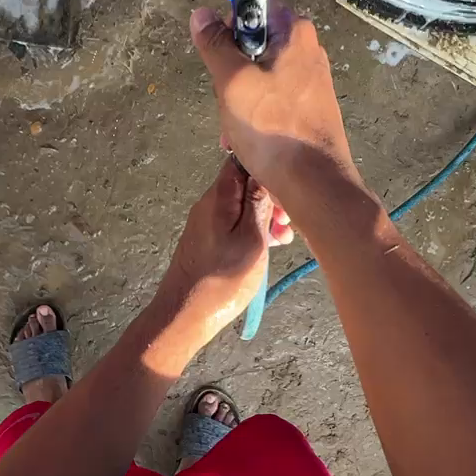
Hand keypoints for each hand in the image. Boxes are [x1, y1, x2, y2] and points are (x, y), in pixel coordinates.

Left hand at [148, 157, 293, 358]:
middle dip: (272, 197)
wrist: (185, 316)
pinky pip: (235, 226)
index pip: (243, 160)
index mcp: (218, 196)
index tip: (290, 188)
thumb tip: (265, 170)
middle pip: (245, 184)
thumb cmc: (222, 280)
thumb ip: (259, 203)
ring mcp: (206, 224)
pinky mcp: (207, 242)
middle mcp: (209, 204)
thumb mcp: (251, 240)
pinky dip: (253, 232)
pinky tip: (268, 248)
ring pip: (242, 208)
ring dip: (266, 218)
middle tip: (289, 222)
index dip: (269, 166)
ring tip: (284, 240)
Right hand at [190, 4, 359, 204]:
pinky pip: (274, 104)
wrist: (313, 182)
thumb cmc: (272, 128)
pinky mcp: (311, 112)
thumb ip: (215, 46)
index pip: (254, 8)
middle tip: (227, 103)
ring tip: (235, 132)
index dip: (229, 28)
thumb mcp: (233, 82)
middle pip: (256, 47)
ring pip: (261, 79)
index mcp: (295, 32)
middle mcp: (309, 51)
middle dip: (232, 75)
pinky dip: (257, 119)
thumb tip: (200, 14)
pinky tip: (249, 143)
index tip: (220, 60)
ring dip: (240, 103)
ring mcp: (312, 84)